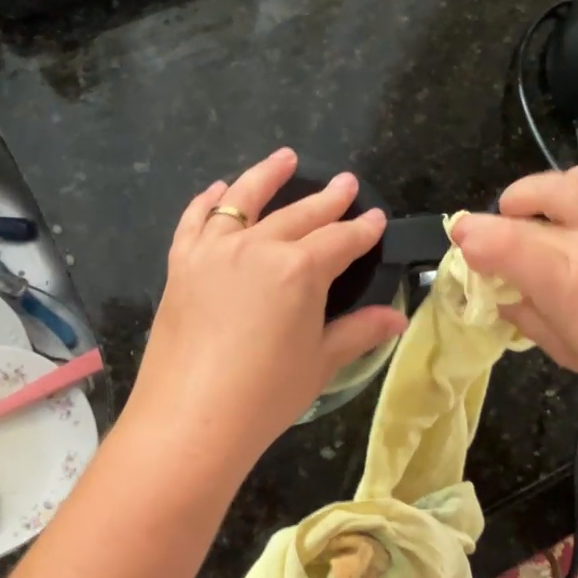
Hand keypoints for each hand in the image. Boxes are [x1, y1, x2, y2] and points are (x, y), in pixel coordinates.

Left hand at [125, 149, 408, 475]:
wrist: (191, 419)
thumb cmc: (265, 396)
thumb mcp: (320, 363)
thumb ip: (358, 332)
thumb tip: (397, 318)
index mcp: (300, 269)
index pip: (341, 240)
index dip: (362, 230)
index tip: (376, 219)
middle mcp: (258, 247)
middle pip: (300, 214)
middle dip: (328, 199)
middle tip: (345, 183)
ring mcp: (214, 251)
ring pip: (244, 201)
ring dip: (267, 176)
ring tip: (285, 158)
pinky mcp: (181, 264)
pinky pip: (195, 220)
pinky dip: (210, 200)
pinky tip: (220, 190)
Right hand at [450, 161, 577, 411]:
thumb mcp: (566, 352)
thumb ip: (524, 315)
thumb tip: (497, 291)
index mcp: (570, 282)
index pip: (501, 241)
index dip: (471, 238)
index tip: (461, 245)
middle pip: (524, 208)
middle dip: (493, 220)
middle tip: (489, 240)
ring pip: (561, 181)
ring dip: (529, 194)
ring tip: (523, 214)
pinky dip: (572, 182)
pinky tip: (568, 202)